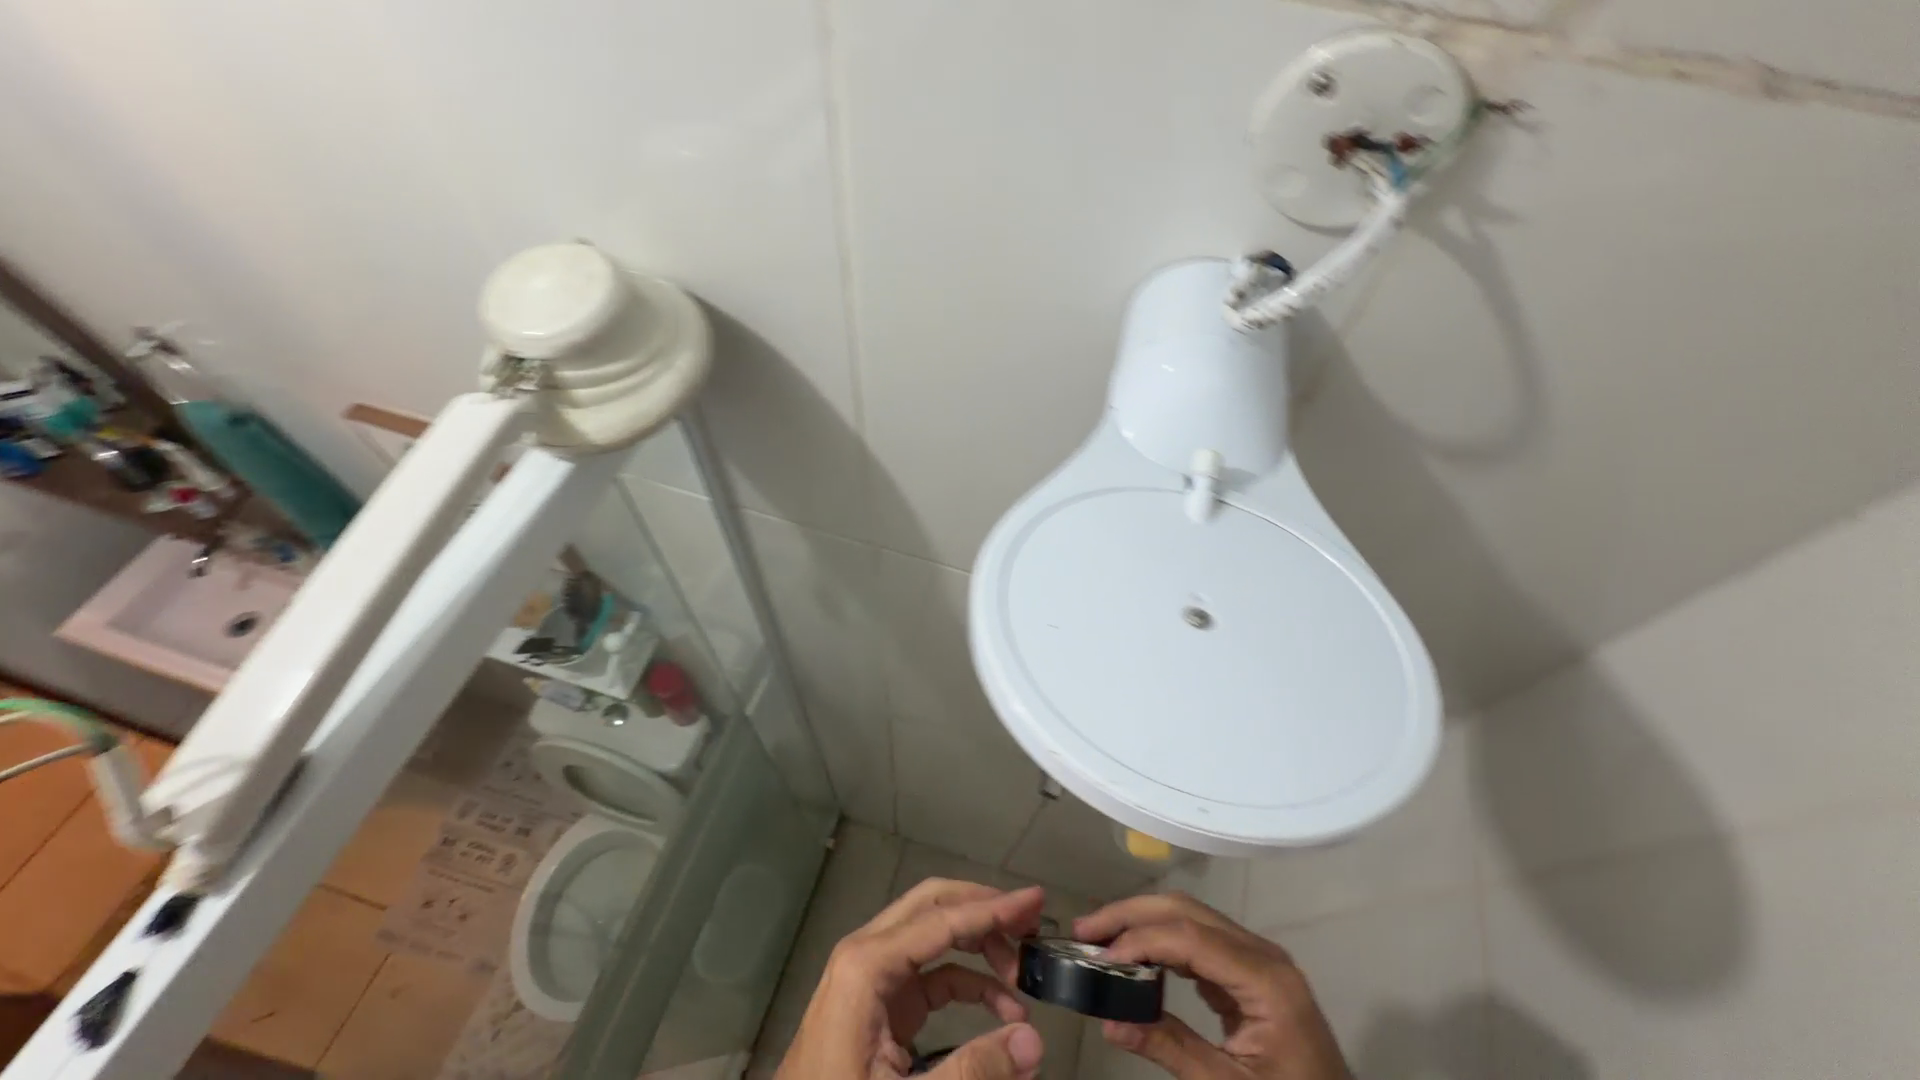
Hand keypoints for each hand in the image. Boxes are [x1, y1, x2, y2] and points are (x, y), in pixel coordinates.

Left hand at [777, 879, 1049, 1078]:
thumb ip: (971, 1070)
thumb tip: (1032, 1040)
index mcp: (866, 965)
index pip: (941, 919)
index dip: (993, 908)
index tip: (1037, 900)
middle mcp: (866, 955)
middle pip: (933, 906)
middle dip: (985, 909)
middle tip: (1033, 921)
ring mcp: (872, 975)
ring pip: (934, 935)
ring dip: (980, 945)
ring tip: (1023, 972)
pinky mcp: (880, 1001)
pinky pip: (931, 975)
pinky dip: (969, 982)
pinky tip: (1003, 1008)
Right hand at [1073, 893, 1351, 1079]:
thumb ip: (1171, 1049)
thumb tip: (1109, 1021)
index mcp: (1266, 980)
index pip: (1190, 937)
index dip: (1139, 940)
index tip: (1098, 958)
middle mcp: (1263, 955)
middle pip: (1188, 911)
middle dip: (1132, 915)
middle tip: (1085, 931)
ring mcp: (1259, 960)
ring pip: (1192, 917)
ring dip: (1143, 922)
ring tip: (1101, 939)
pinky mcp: (1250, 972)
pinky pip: (1200, 940)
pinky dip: (1162, 941)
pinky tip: (1135, 956)